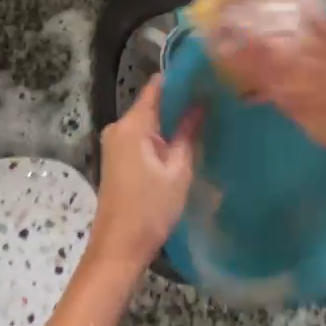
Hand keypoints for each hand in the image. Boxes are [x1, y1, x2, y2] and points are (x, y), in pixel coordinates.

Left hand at [88, 75, 198, 270]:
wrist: (117, 250)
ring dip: (170, 118)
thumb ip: (188, 133)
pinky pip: (141, 134)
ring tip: (203, 114)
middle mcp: (118, 126)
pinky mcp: (116, 156)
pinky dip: (160, 133)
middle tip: (211, 96)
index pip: (157, 85)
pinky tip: (182, 137)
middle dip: (179, 99)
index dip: (181, 78)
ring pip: (148, 119)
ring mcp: (115, 142)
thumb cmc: (149, 210)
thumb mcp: (177, 171)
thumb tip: (201, 102)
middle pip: (152, 101)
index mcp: (132, 124)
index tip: (206, 74)